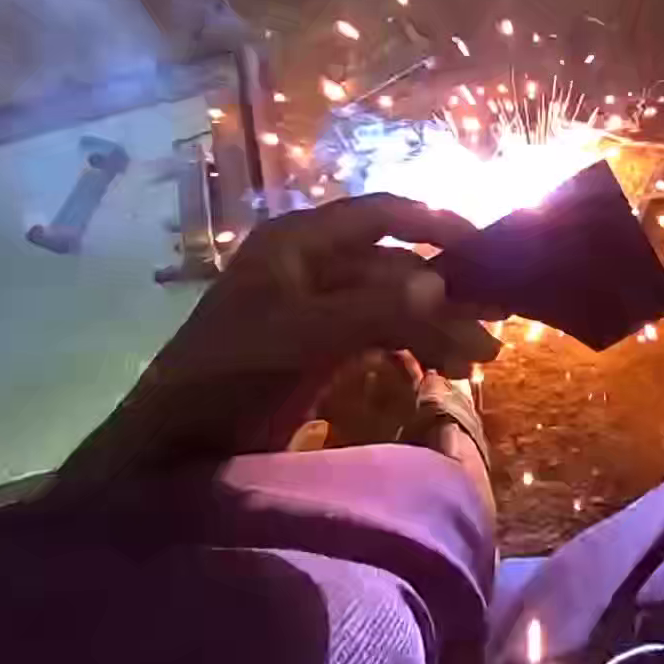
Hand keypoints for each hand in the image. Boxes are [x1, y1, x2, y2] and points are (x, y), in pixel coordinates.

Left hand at [61, 195, 499, 480]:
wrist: (170, 450)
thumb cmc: (223, 377)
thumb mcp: (295, 338)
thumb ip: (368, 309)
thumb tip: (440, 286)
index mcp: (300, 242)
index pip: (382, 214)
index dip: (435, 222)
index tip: (482, 245)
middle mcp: (316, 264)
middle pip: (398, 267)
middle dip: (446, 299)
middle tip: (493, 328)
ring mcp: (322, 304)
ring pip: (396, 304)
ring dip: (436, 330)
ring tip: (477, 362)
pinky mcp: (326, 342)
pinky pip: (384, 334)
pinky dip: (414, 349)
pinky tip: (441, 372)